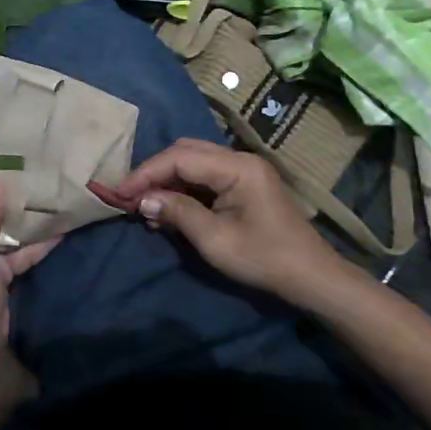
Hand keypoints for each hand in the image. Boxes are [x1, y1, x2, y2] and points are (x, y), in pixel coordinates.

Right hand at [112, 139, 341, 301]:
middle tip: (131, 198)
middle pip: (186, 152)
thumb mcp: (214, 239)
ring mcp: (244, 171)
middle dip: (155, 173)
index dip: (146, 173)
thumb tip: (143, 199)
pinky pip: (206, 178)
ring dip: (168, 181)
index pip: (180, 158)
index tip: (120, 193)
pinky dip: (184, 190)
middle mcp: (240, 160)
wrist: (310, 276)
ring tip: (147, 208)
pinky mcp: (245, 185)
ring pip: (194, 163)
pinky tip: (169, 211)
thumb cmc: (263, 259)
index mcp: (237, 167)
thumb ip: (178, 212)